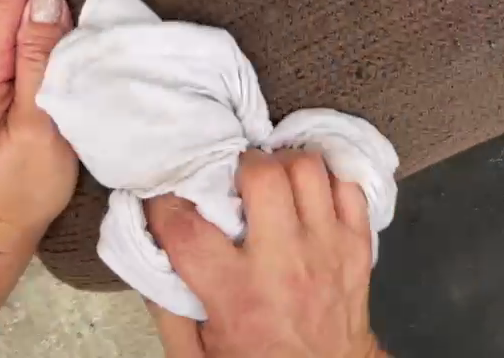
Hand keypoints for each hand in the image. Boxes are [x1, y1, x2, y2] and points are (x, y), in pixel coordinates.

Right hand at [145, 151, 383, 357]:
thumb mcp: (197, 355)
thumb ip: (167, 305)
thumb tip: (146, 248)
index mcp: (238, 295)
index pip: (188, 230)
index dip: (165, 204)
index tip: (163, 197)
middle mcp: (285, 264)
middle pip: (263, 176)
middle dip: (241, 164)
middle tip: (234, 177)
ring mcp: (327, 249)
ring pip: (308, 169)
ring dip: (284, 164)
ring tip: (272, 178)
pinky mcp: (357, 244)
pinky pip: (348, 184)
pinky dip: (327, 179)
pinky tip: (307, 191)